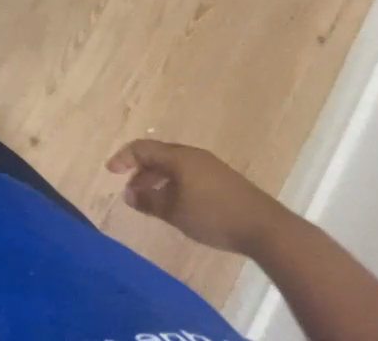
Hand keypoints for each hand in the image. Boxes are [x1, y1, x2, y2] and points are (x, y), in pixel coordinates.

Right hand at [105, 139, 294, 255]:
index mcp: (178, 157)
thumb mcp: (175, 211)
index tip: (110, 171)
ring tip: (152, 200)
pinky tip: (178, 204)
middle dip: (141, 171)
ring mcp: (211, 167)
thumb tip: (128, 194)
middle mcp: (193, 156)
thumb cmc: (214, 215)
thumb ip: (148, 201)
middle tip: (131, 189)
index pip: (142, 148)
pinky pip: (190, 175)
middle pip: (159, 156)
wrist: (266, 228)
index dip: (123, 158)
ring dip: (159, 180)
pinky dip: (176, 185)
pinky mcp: (225, 181)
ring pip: (176, 167)